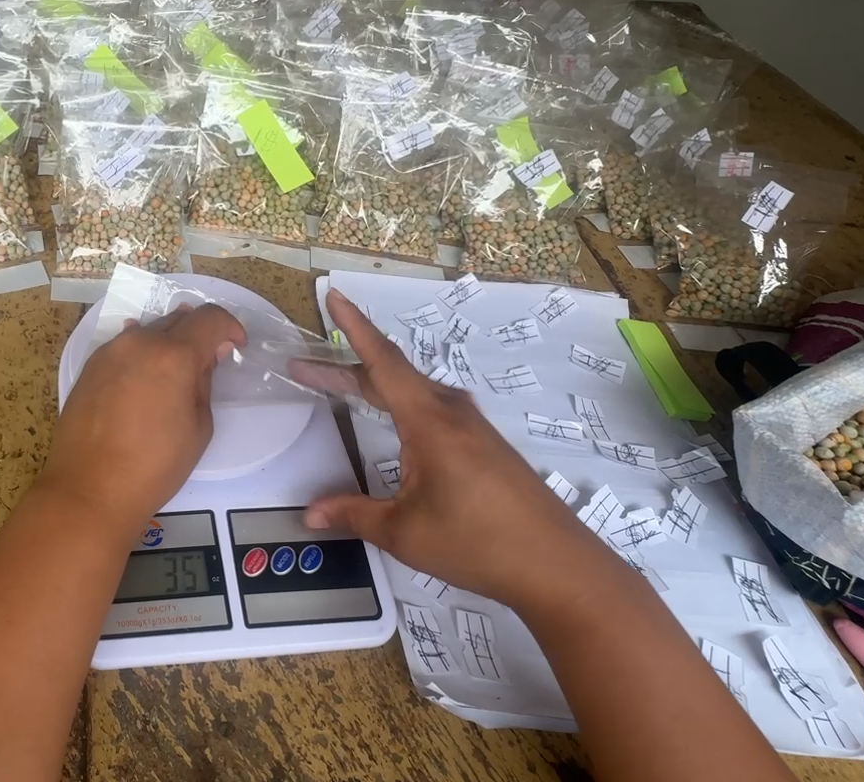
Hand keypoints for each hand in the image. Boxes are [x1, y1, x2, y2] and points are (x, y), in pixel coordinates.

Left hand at [39, 304, 246, 542]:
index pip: (210, 318)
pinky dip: (142, 353)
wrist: (89, 488)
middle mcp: (139, 342)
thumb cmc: (153, 466)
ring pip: (149, 330)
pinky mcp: (90, 366)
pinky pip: (124, 346)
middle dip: (198, 334)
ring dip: (168, 342)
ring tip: (173, 374)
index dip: (230, 327)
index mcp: (173, 355)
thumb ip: (204, 381)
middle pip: (178, 319)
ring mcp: (110, 351)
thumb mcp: (198, 427)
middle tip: (207, 364)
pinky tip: (144, 377)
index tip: (235, 346)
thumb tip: (209, 354)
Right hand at [295, 288, 622, 609]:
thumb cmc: (478, 543)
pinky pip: (432, 408)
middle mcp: (451, 413)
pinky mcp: (484, 445)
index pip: (382, 362)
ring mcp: (472, 427)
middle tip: (304, 369)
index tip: (334, 295)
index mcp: (429, 421)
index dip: (354, 328)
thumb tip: (310, 514)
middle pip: (390, 375)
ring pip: (413, 391)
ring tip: (342, 387)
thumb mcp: (404, 532)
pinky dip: (399, 402)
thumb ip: (353, 514)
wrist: (560, 568)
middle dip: (344, 370)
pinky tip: (396, 420)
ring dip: (374, 386)